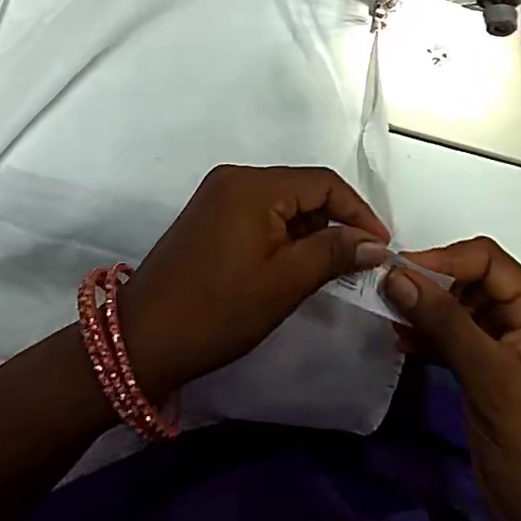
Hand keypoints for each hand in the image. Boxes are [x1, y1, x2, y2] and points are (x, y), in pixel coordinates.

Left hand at [120, 165, 389, 400]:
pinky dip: (285, 234)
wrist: (139, 342)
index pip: (323, 183)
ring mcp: (218, 195)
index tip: (381, 246)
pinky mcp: (209, 215)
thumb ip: (334, 253)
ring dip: (311, 230)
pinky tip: (294, 264)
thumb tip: (376, 243)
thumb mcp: (284, 283)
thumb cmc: (217, 311)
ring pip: (284, 202)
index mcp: (253, 185)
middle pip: (303, 189)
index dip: (359, 212)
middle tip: (358, 260)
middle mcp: (235, 178)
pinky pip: (261, 213)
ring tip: (329, 267)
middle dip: (336, 221)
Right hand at [384, 237, 520, 520]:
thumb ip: (446, 323)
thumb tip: (399, 275)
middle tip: (390, 291)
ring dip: (429, 313)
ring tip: (392, 316)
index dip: (445, 259)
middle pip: (476, 283)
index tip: (401, 268)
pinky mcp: (494, 378)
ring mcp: (512, 353)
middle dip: (434, 285)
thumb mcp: (491, 380)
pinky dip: (433, 340)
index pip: (491, 262)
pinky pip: (460, 343)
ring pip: (464, 313)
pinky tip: (406, 342)